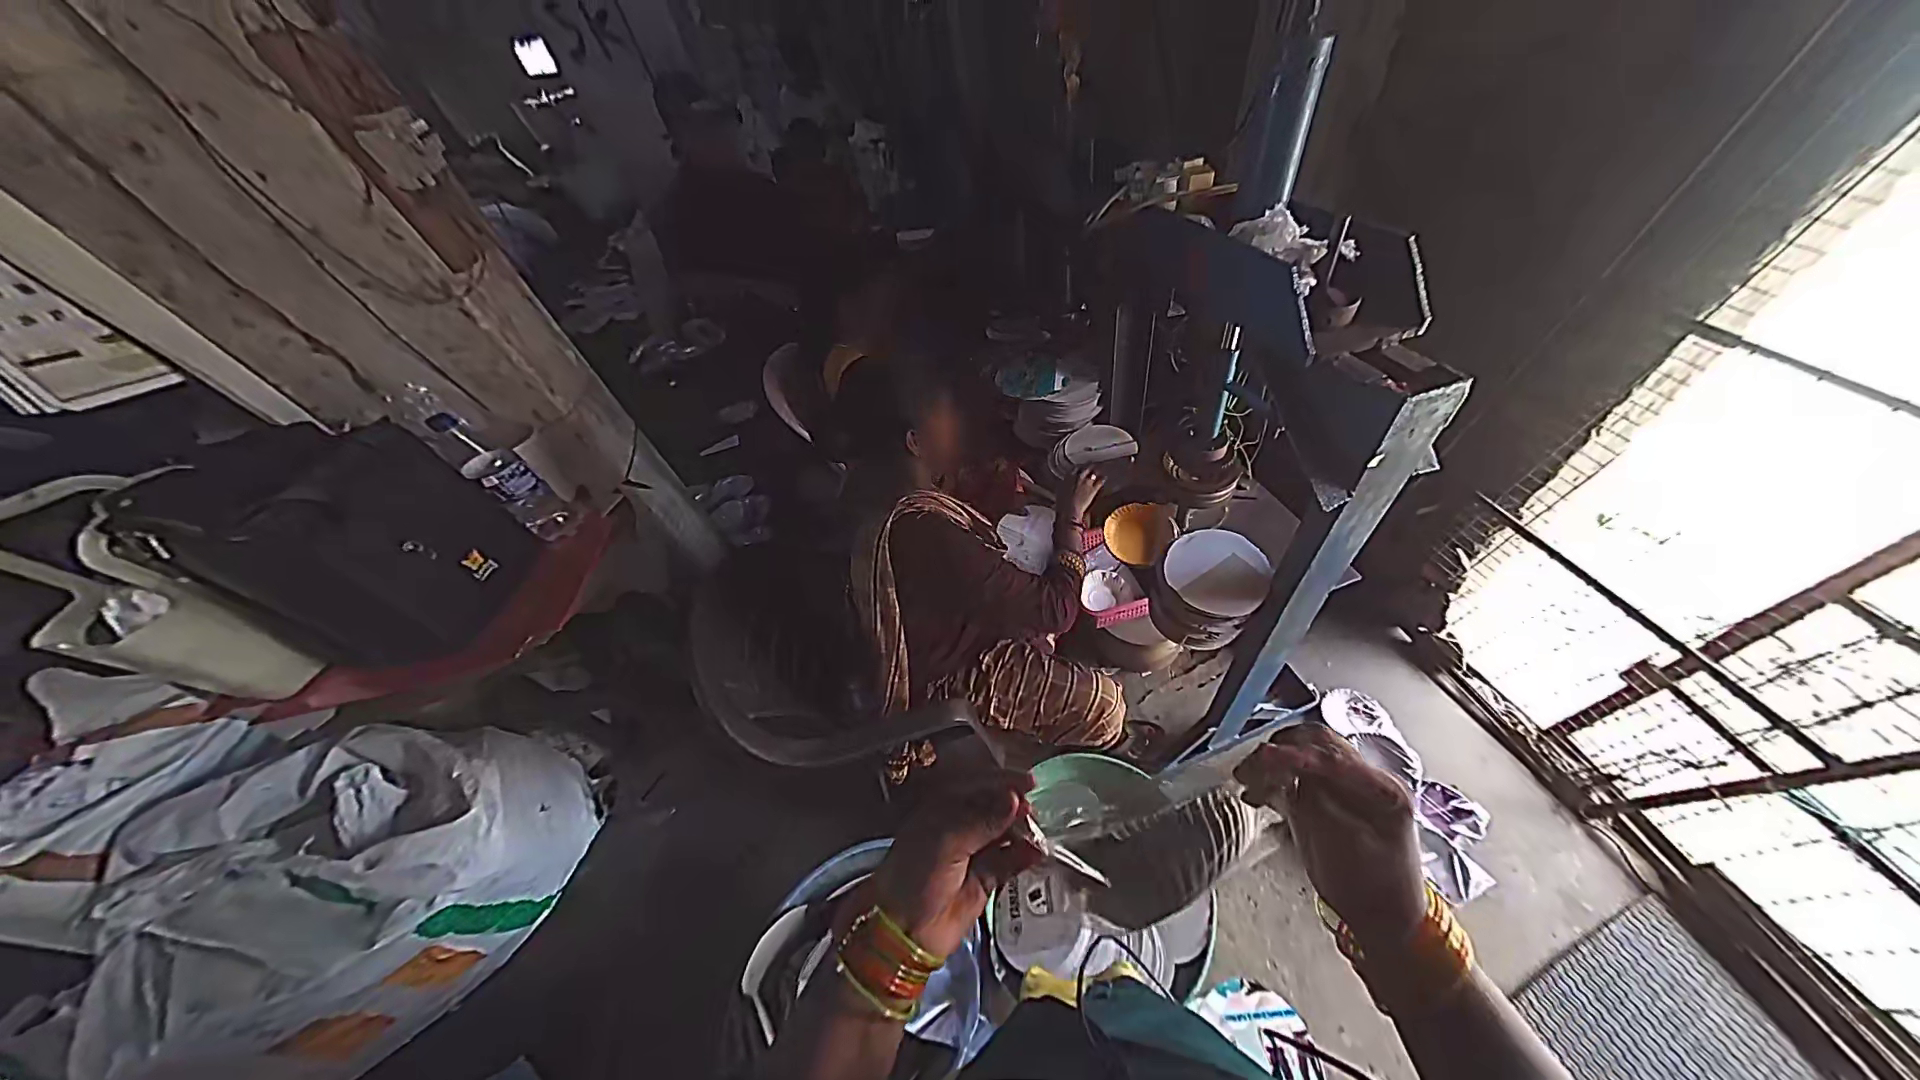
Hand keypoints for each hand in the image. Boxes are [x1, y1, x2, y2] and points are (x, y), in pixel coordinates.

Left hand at [866, 770, 1043, 959]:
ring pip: (1005, 833)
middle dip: (1017, 807)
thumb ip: (983, 820)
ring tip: (1039, 833)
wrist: (903, 929)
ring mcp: (974, 851)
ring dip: (1023, 831)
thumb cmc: (917, 874)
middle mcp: (961, 825)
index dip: (1004, 781)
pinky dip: (1023, 856)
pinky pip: (1009, 861)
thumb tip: (1015, 799)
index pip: (980, 784)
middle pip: (996, 808)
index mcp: (945, 807)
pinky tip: (1037, 854)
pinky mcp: (985, 878)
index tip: (1030, 782)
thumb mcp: (948, 840)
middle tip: (1035, 812)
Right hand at [1055, 468, 1105, 526]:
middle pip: (1085, 468)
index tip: (1080, 468)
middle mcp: (1078, 477)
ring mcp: (1086, 483)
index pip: (1075, 468)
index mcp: (1068, 477)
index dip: (1079, 468)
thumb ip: (1064, 486)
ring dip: (1096, 471)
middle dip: (1089, 466)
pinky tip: (1104, 478)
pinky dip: (1102, 479)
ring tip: (1099, 470)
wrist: (1069, 510)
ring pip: (1093, 473)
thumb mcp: (1060, 492)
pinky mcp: (1093, 489)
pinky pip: (1100, 481)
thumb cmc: (1063, 504)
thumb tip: (1064, 485)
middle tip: (1091, 465)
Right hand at [1236, 724, 1426, 955]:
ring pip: (1302, 752)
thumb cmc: (1373, 888)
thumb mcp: (1348, 847)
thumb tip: (1284, 773)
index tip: (1264, 757)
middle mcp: (1366, 778)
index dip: (1296, 755)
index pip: (1333, 757)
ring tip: (1248, 779)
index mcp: (1384, 788)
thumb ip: (1316, 803)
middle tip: (1251, 767)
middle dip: (1280, 750)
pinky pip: (1293, 772)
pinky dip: (1271, 776)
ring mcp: (1344, 784)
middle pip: (1316, 743)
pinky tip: (1256, 791)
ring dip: (1272, 762)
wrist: (1382, 917)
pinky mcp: (1323, 793)